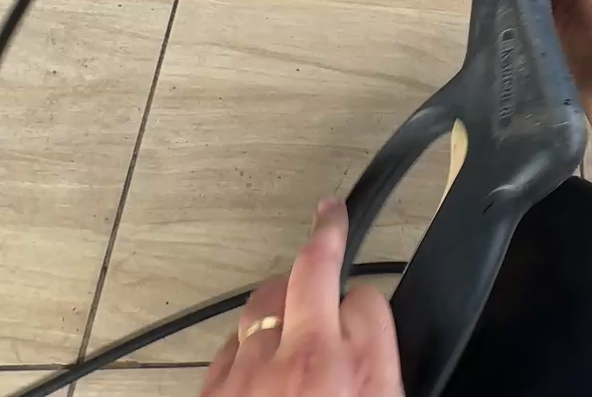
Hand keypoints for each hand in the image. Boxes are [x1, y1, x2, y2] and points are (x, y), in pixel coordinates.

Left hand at [202, 199, 401, 396]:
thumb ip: (378, 371)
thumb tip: (375, 350)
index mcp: (362, 370)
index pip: (370, 299)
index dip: (366, 303)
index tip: (362, 310)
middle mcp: (307, 363)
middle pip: (314, 267)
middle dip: (325, 234)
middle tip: (329, 214)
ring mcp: (253, 377)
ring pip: (265, 302)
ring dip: (279, 294)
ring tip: (289, 292)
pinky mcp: (213, 396)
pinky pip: (229, 346)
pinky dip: (244, 343)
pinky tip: (254, 351)